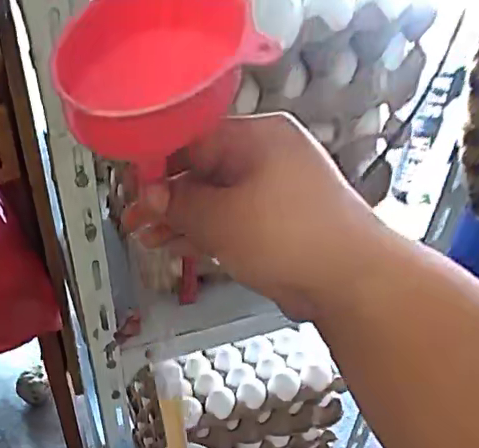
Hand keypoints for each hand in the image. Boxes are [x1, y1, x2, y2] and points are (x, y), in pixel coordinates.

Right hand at [121, 114, 397, 318]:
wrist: (347, 279)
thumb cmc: (291, 237)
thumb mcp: (223, 219)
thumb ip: (182, 205)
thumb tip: (151, 195)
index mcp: (258, 138)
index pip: (194, 140)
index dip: (158, 164)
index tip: (131, 187)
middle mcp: (267, 160)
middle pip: (204, 173)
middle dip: (166, 199)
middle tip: (132, 219)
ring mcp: (274, 196)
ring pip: (216, 203)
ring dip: (181, 221)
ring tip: (147, 237)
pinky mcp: (278, 229)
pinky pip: (232, 225)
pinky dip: (205, 236)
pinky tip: (178, 247)